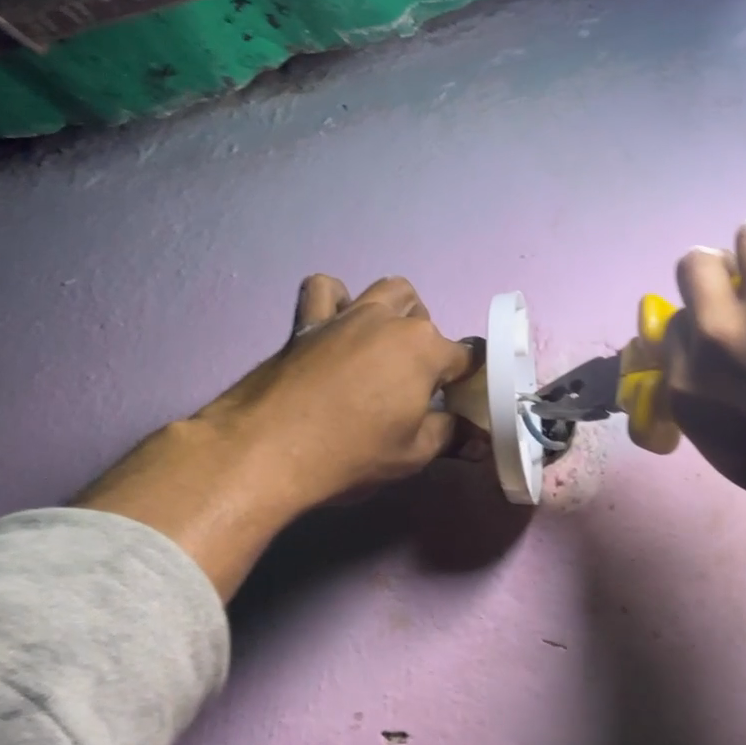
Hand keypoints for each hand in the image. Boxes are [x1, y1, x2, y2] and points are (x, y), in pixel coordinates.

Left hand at [77, 276, 476, 599]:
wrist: (266, 450)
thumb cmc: (350, 455)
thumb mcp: (412, 455)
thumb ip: (450, 436)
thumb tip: (479, 438)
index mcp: (424, 350)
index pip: (467, 355)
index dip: (467, 379)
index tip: (459, 400)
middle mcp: (390, 321)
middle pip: (425, 318)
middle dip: (429, 343)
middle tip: (415, 384)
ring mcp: (347, 315)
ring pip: (387, 290)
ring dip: (395, 311)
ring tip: (385, 345)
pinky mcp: (308, 321)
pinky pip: (325, 289)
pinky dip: (337, 299)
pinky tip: (337, 323)